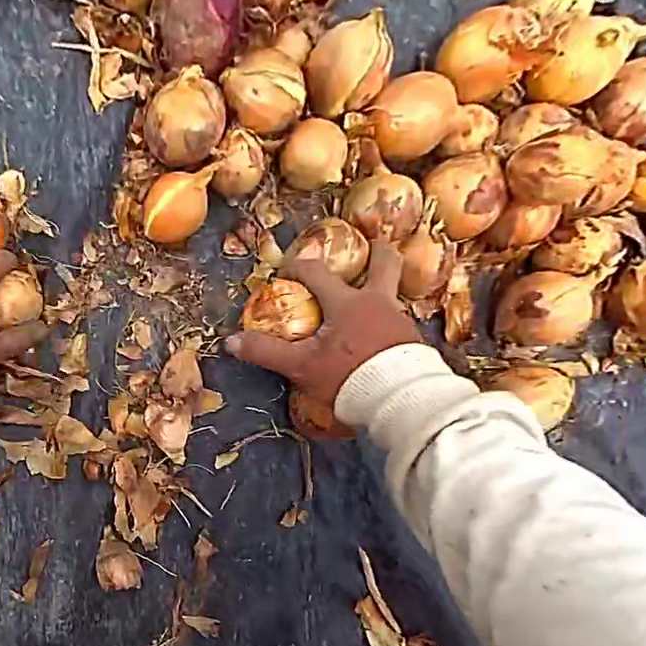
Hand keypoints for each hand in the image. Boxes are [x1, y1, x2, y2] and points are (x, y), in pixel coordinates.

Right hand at [224, 240, 422, 410]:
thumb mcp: (301, 365)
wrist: (400, 401)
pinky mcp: (414, 344)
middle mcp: (379, 303)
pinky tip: (381, 336)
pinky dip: (388, 322)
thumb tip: (231, 342)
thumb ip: (266, 352)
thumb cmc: (348, 376)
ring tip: (371, 299)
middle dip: (376, 251)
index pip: (317, 272)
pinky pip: (400, 323)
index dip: (298, 266)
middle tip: (373, 244)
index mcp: (348, 303)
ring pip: (393, 295)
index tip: (286, 269)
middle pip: (384, 264)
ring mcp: (401, 322)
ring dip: (384, 290)